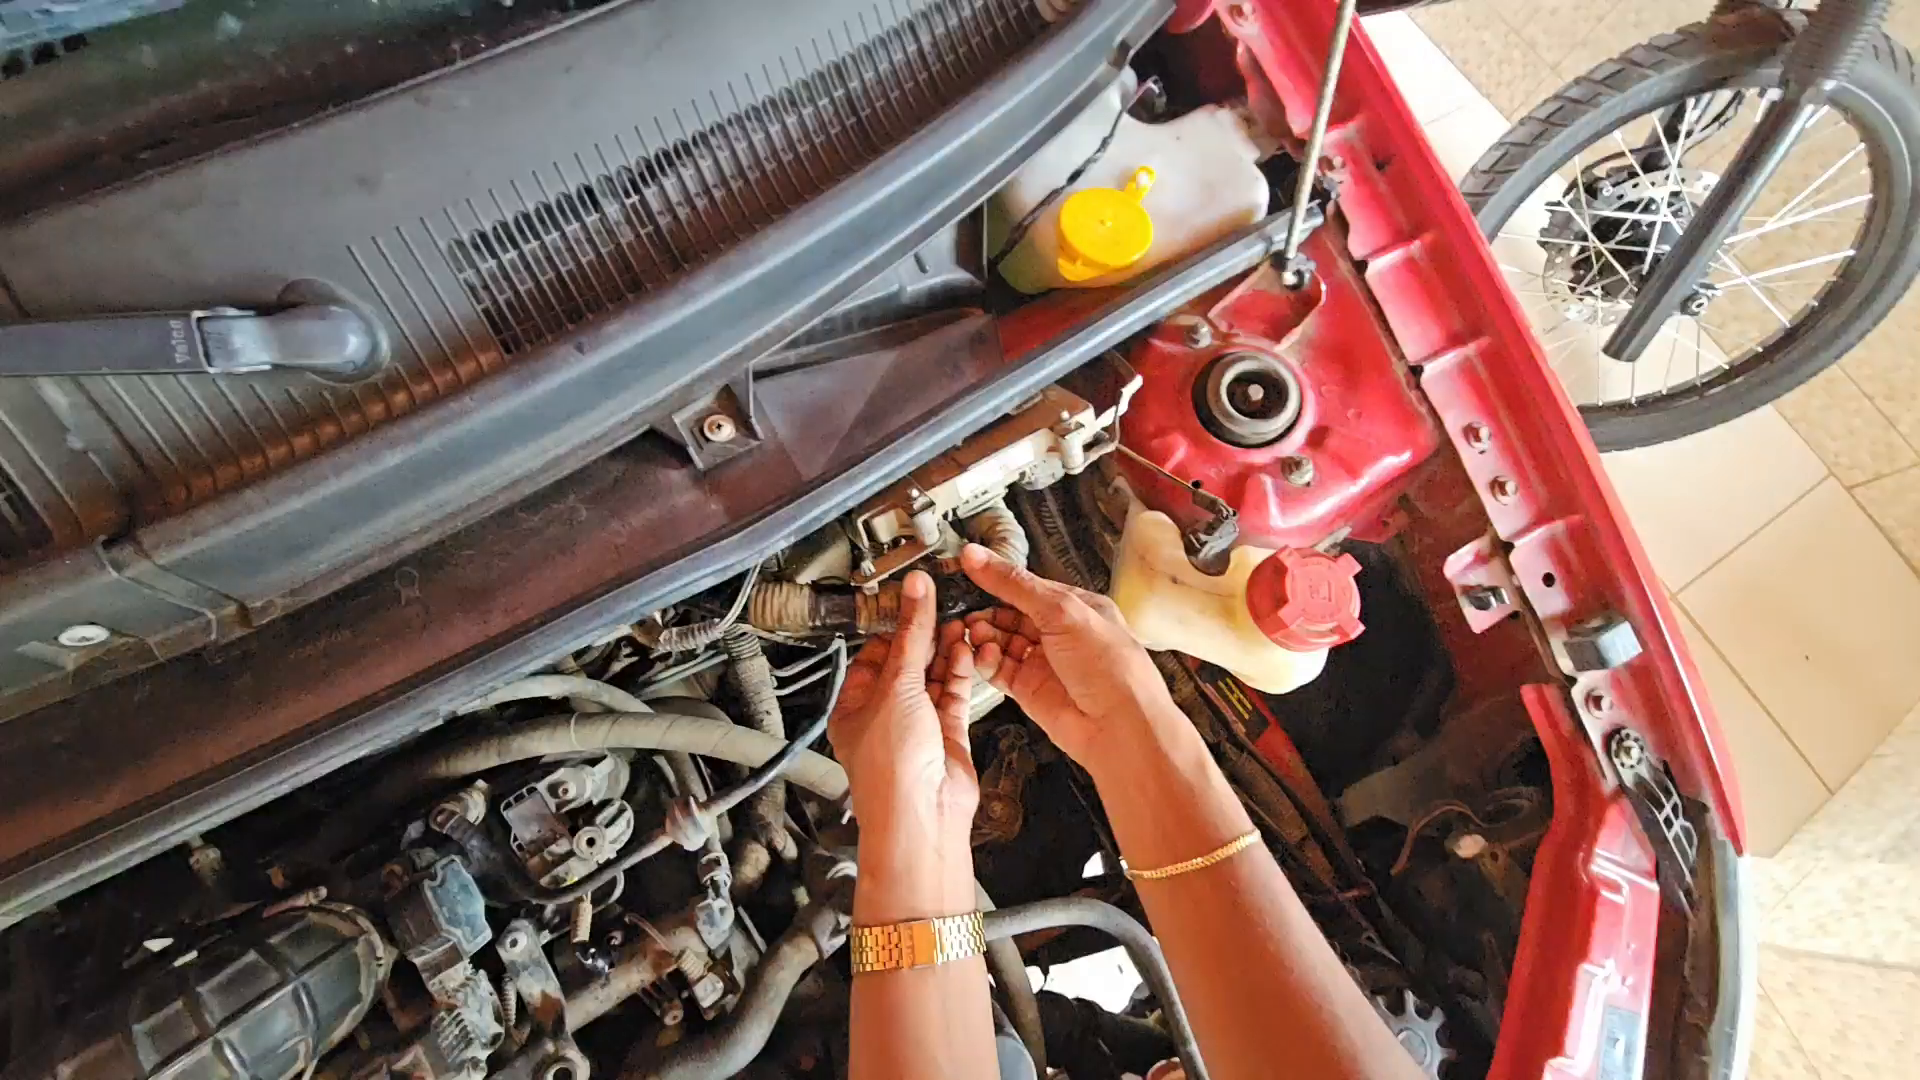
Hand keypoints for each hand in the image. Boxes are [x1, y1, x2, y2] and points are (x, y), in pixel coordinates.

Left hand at [827, 570, 979, 921]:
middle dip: (924, 637)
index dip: (894, 627)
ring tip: (959, 622)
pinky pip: (954, 694)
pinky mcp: (947, 734)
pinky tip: (967, 650)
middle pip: (906, 664)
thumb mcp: (897, 685)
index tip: (914, 600)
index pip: (874, 654)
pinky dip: (961, 672)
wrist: (923, 816)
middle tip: (941, 606)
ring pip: (933, 677)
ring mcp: (918, 725)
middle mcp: (885, 715)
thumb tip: (915, 590)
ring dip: (946, 651)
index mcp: (855, 706)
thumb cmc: (891, 766)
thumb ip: (912, 634)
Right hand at [958, 543, 1183, 779]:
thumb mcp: (1060, 610)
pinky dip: (986, 662)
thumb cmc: (1110, 667)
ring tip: (974, 634)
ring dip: (984, 637)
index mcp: (1074, 607)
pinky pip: (999, 670)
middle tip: (967, 612)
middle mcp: (1058, 633)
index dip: (997, 580)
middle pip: (1010, 615)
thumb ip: (1014, 584)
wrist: (1120, 727)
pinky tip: (982, 656)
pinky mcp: (1030, 689)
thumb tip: (976, 556)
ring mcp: (1043, 662)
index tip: (968, 572)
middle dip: (987, 612)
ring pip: (1001, 642)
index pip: (1026, 586)